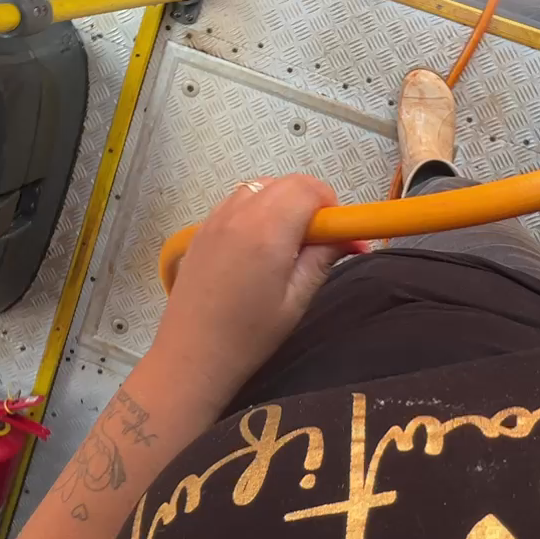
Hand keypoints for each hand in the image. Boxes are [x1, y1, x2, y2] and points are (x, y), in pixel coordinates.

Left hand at [152, 175, 365, 401]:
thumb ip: (322, 258)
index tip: (337, 234)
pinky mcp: (203, 226)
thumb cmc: (249, 336)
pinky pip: (239, 199)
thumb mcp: (296, 300)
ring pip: (262, 186)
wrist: (189, 356)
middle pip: (287, 182)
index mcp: (268, 229)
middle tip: (317, 239)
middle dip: (310, 201)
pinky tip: (258, 242)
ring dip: (283, 201)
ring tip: (287, 241)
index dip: (330, 205)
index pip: (309, 189)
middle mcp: (242, 212)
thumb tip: (350, 236)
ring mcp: (218, 216)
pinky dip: (258, 207)